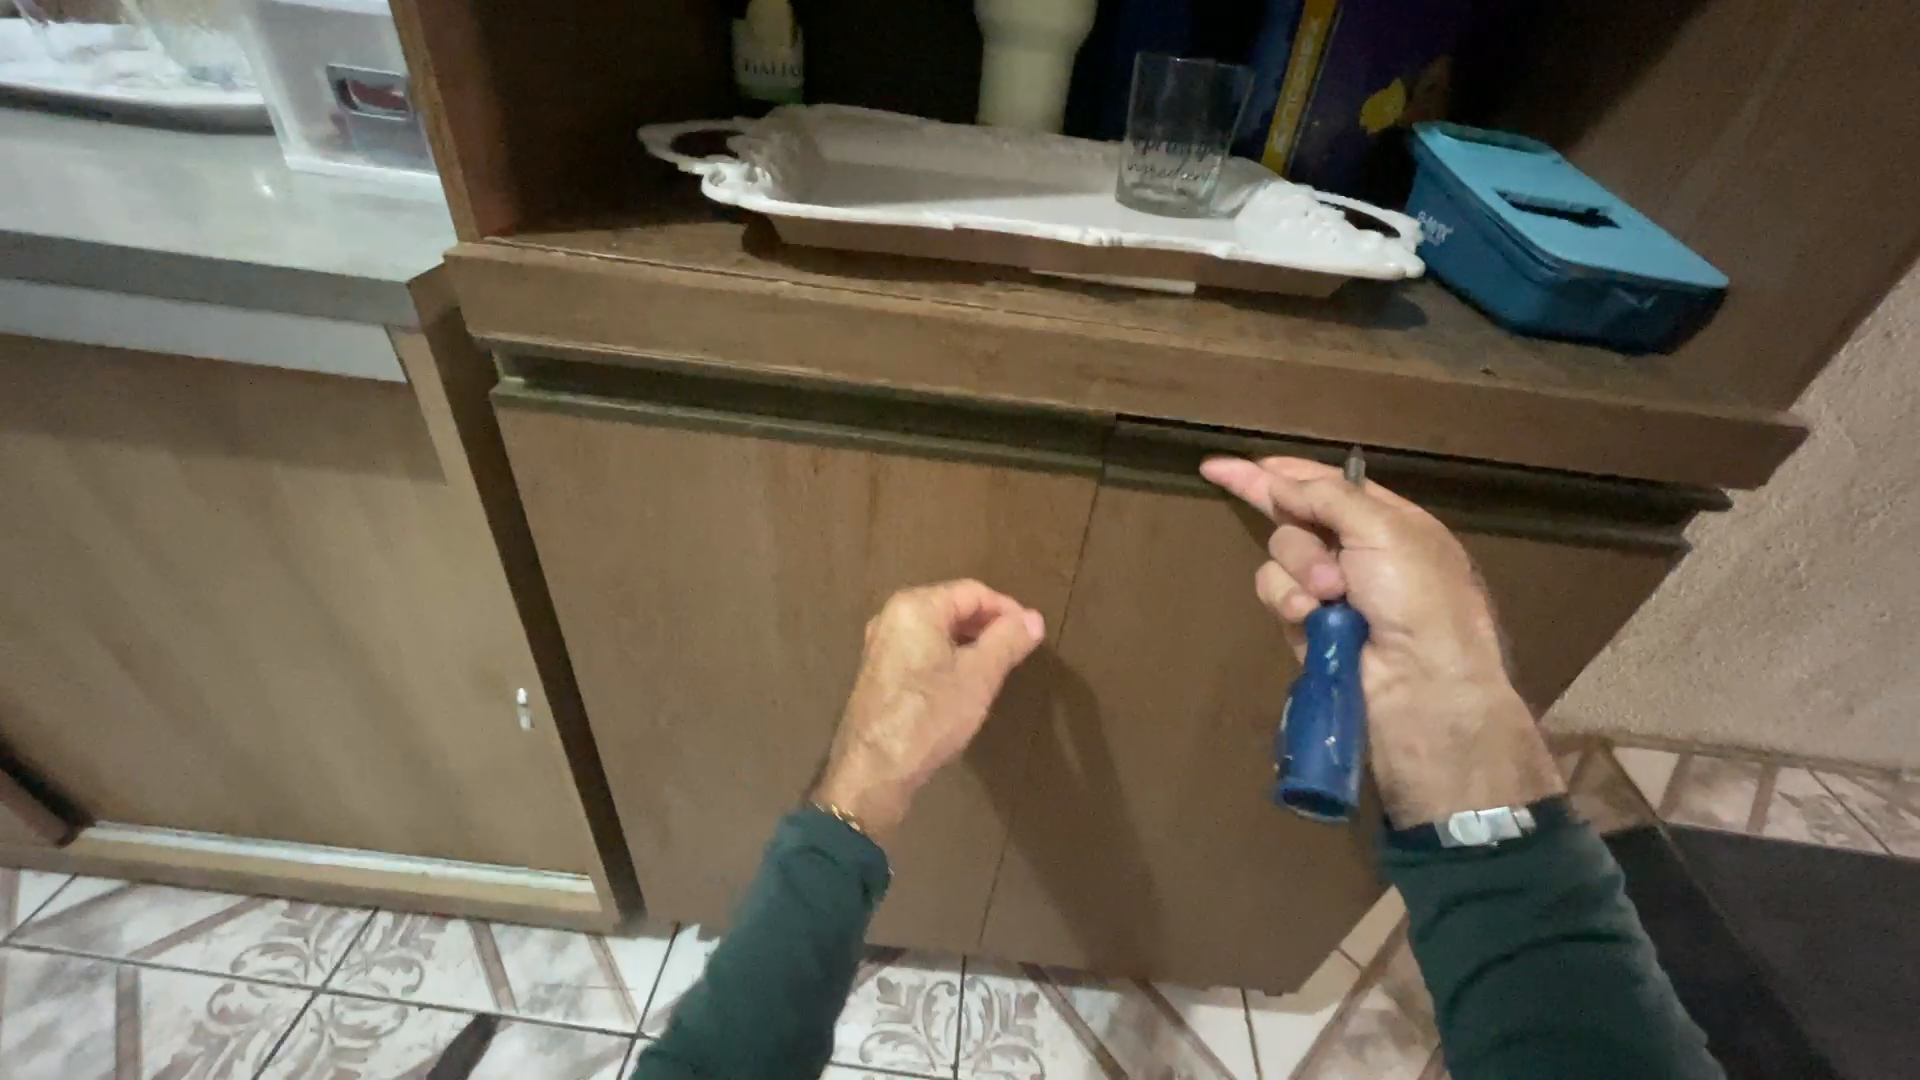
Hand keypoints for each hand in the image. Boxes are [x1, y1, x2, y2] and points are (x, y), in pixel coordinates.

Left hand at [812, 580, 1045, 848]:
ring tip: (997, 667)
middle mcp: (892, 616)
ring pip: (937, 629)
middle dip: (988, 625)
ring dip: (970, 642)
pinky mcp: (878, 670)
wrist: (875, 770)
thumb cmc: (930, 715)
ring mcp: (880, 644)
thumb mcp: (980, 676)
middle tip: (1017, 651)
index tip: (1032, 634)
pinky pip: (921, 649)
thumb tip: (1034, 617)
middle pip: (952, 606)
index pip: (973, 591)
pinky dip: (948, 656)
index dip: (1007, 609)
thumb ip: (1008, 640)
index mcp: (915, 606)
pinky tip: (964, 683)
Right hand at [1201, 455, 1564, 826]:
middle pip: (1290, 519)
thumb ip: (1327, 497)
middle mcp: (1353, 549)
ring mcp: (1326, 587)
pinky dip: (1289, 602)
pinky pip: (1274, 592)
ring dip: (1300, 572)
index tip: (1222, 467)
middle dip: (1300, 538)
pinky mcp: (1303, 620)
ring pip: (1277, 557)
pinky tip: (1311, 619)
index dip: (1274, 473)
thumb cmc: (1418, 598)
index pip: (1319, 484)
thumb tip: (1278, 481)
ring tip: (1332, 597)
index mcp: (1384, 520)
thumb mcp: (1385, 530)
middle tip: (1321, 563)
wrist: (1419, 685)